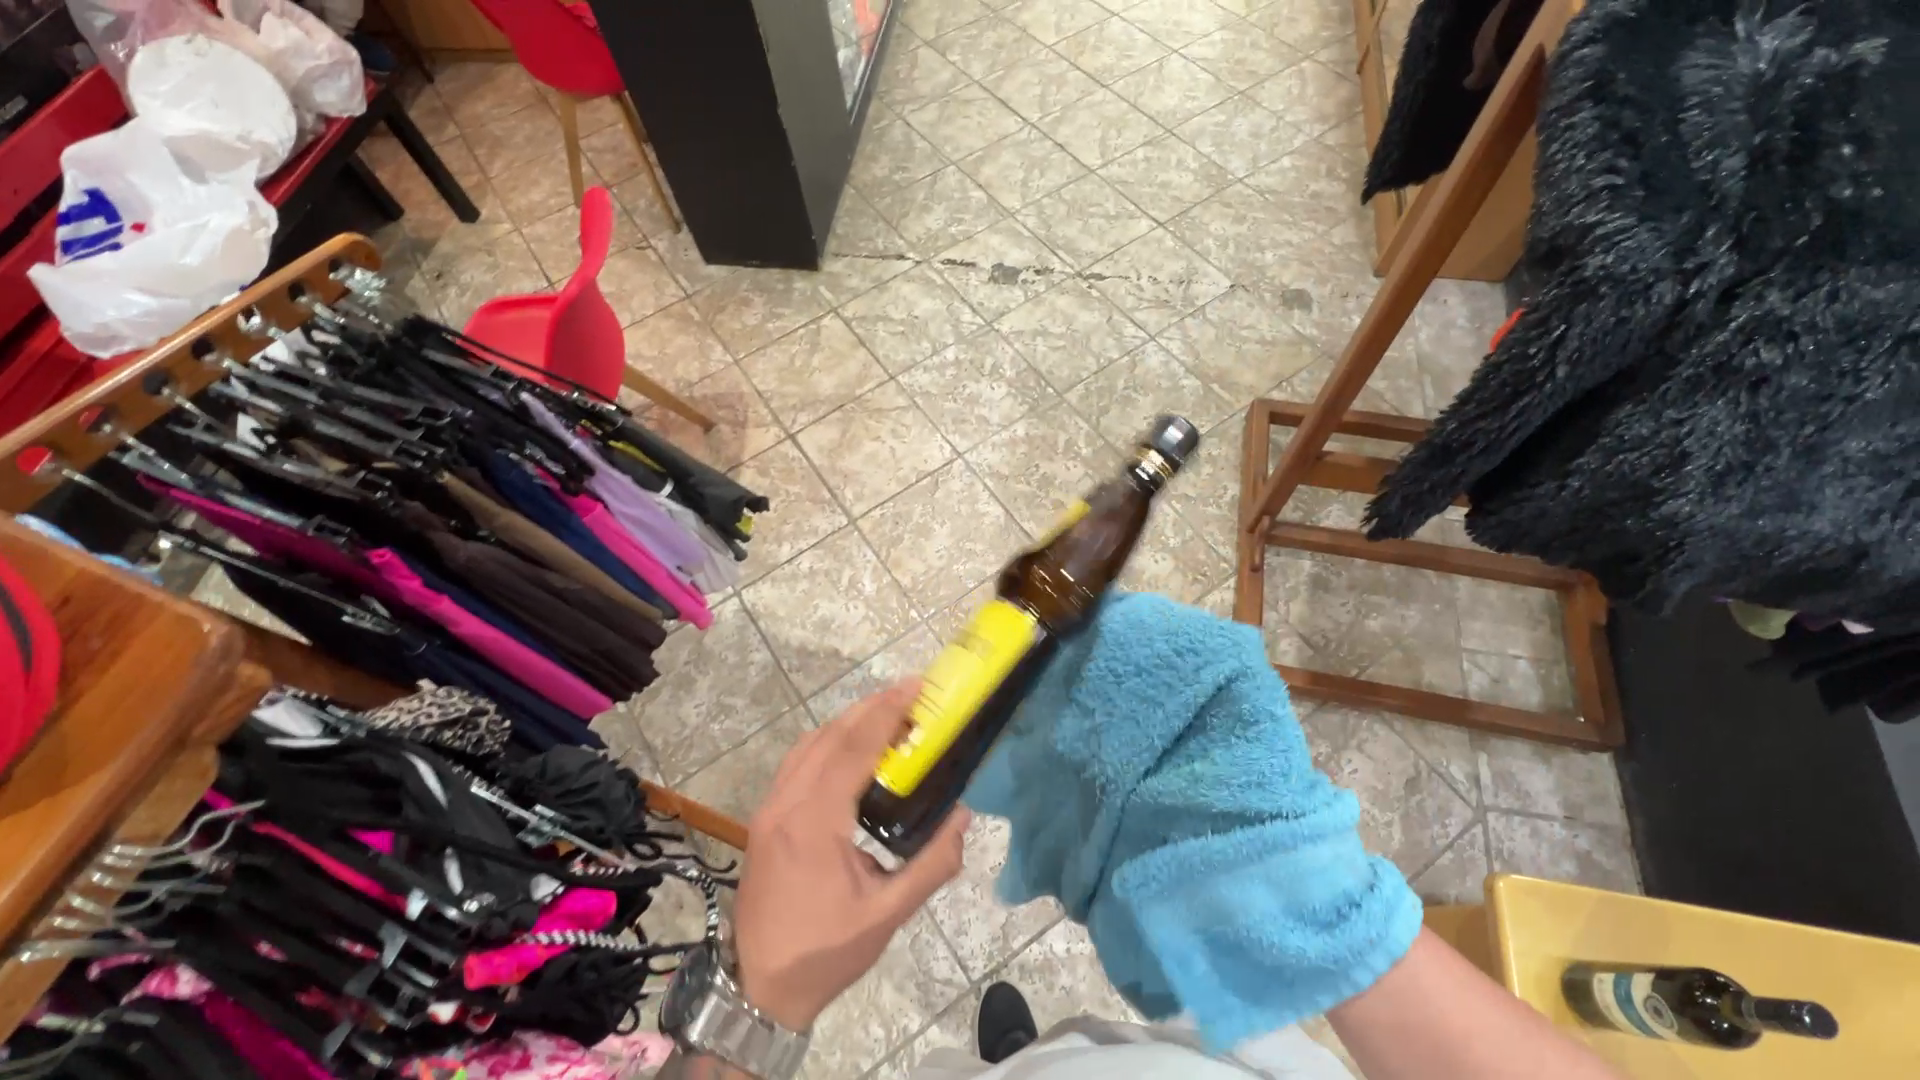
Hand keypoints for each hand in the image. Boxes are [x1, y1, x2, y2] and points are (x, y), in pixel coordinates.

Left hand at [733, 680, 970, 1030]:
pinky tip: (851, 746)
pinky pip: (797, 761)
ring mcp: (769, 809)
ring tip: (889, 713)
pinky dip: (827, 741)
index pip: (853, 749)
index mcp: (814, 823)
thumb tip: (962, 817)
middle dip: (872, 707)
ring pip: (809, 744)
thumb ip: (930, 865)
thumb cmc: (825, 953)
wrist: (758, 986)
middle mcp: (786, 804)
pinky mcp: (765, 818)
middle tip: (912, 692)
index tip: (916, 687)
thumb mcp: (886, 916)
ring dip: (848, 721)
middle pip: (830, 736)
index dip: (886, 713)